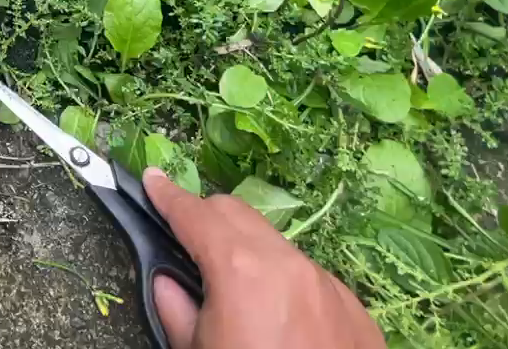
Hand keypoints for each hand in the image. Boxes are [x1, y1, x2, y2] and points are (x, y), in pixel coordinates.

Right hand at [144, 168, 385, 348]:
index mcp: (239, 269)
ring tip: (238, 295)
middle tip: (185, 244)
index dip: (165, 194)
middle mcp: (286, 263)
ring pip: (272, 241)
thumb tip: (170, 281)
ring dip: (246, 249)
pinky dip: (283, 281)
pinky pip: (308, 276)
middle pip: (233, 212)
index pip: (192, 212)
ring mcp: (327, 285)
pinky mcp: (357, 312)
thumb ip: (175, 306)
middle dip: (204, 217)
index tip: (150, 181)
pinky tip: (283, 325)